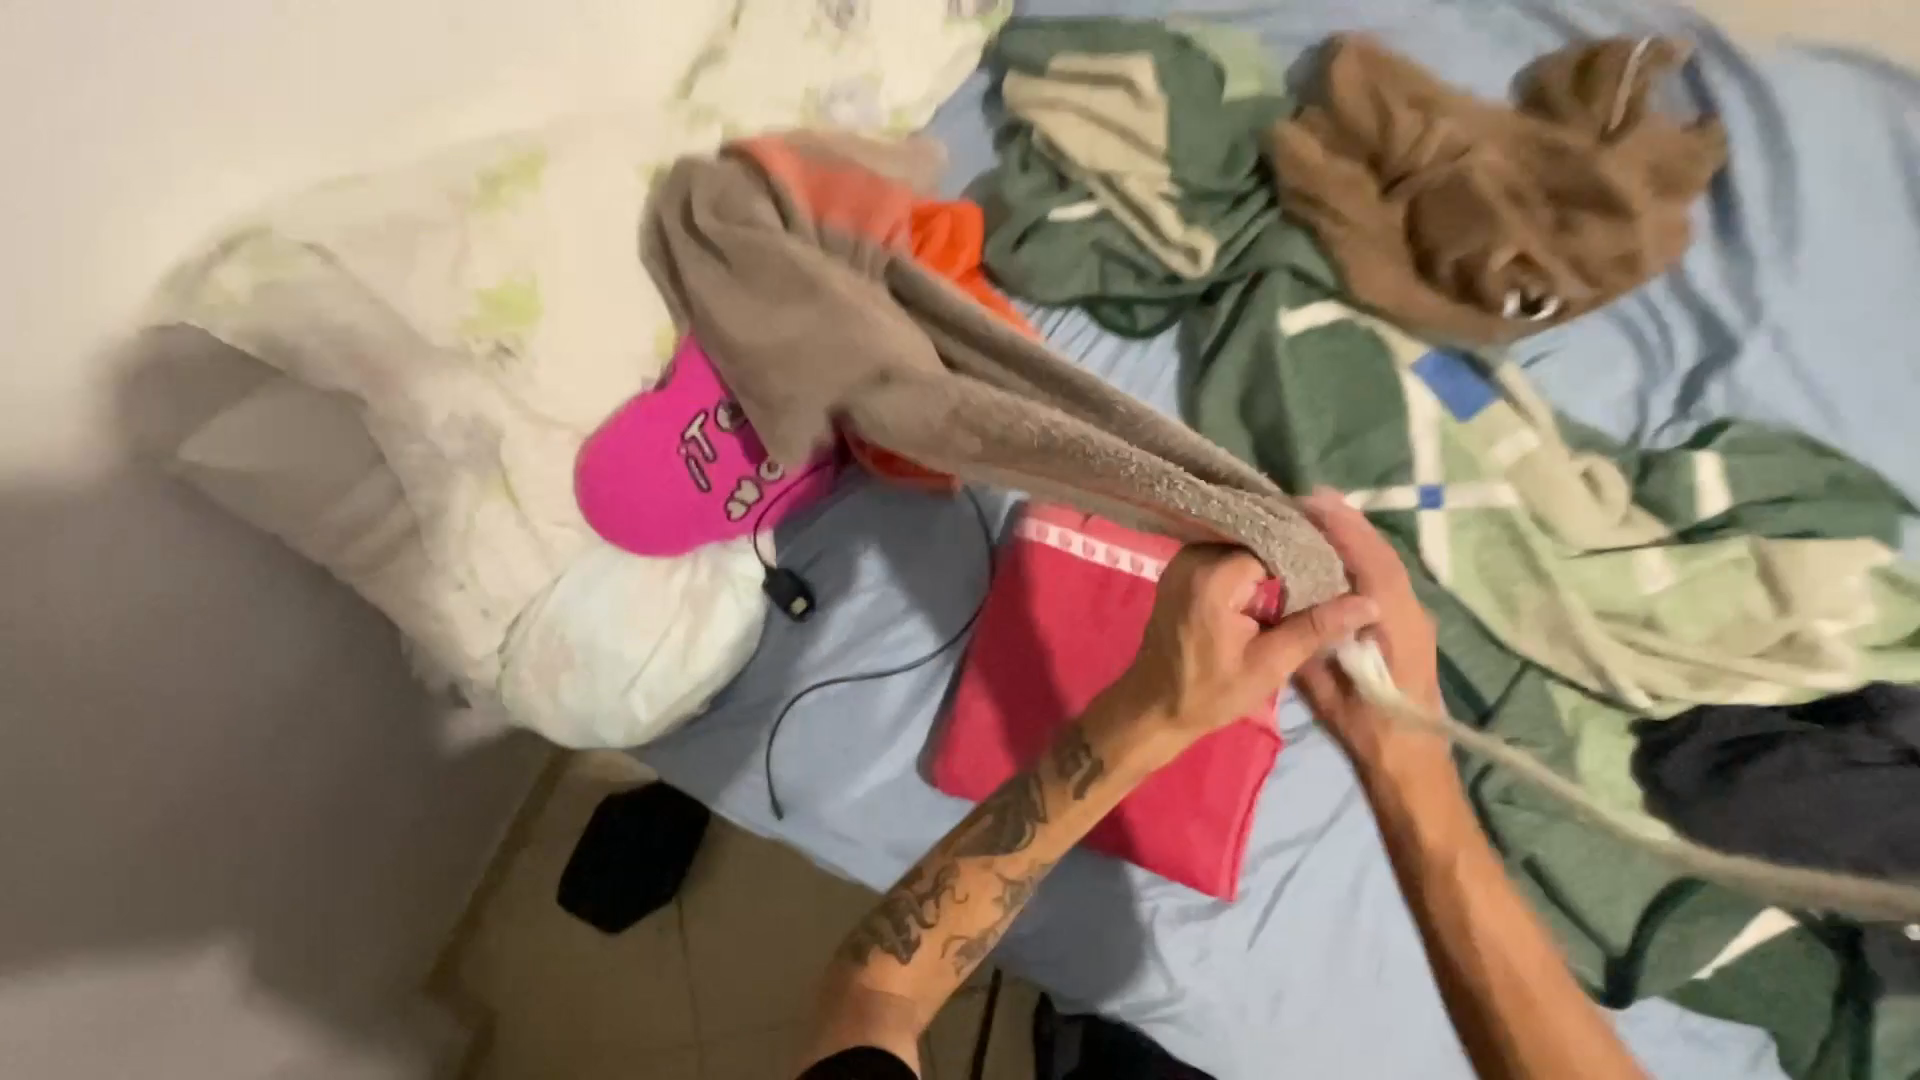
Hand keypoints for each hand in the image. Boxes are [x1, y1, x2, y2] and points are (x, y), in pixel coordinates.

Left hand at [1109, 543, 1379, 744]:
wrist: (1154, 705)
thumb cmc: (1210, 692)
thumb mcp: (1269, 665)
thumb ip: (1316, 627)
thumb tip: (1370, 602)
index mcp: (1213, 576)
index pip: (1272, 541)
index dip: (1306, 552)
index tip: (1338, 565)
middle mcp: (1192, 557)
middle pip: (1253, 535)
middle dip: (1289, 549)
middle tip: (1329, 566)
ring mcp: (1181, 561)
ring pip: (1238, 540)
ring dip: (1269, 554)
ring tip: (1308, 571)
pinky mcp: (1179, 570)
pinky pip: (1221, 551)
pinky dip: (1247, 561)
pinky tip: (1274, 579)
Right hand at [1291, 490, 1448, 772]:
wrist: (1410, 758)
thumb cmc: (1367, 726)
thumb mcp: (1326, 686)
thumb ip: (1311, 638)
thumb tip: (1283, 599)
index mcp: (1393, 621)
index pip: (1371, 560)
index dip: (1343, 527)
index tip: (1310, 500)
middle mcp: (1408, 609)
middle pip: (1380, 552)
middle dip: (1345, 522)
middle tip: (1303, 500)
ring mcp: (1411, 615)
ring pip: (1383, 562)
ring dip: (1352, 535)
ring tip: (1313, 516)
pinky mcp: (1404, 622)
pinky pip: (1380, 576)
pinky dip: (1357, 555)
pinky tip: (1331, 550)